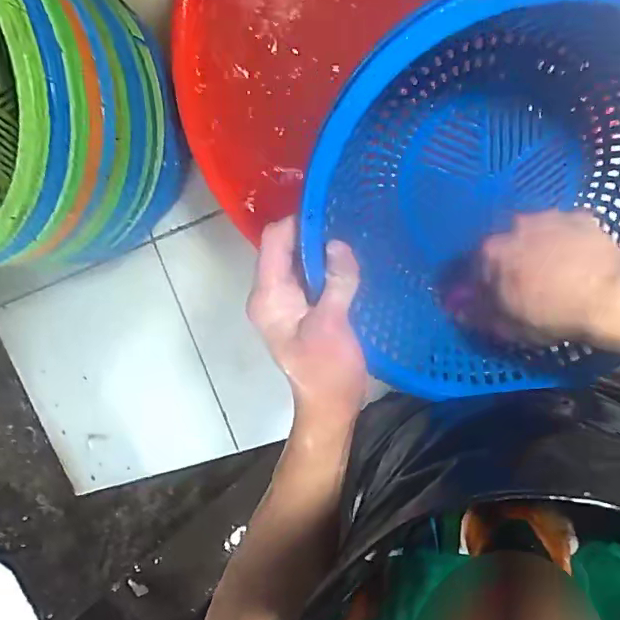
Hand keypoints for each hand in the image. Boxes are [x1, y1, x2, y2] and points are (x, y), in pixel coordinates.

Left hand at [249, 216, 368, 423]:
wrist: (329, 406)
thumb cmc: (327, 370)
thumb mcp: (334, 323)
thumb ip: (337, 281)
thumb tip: (339, 244)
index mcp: (269, 296)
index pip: (274, 241)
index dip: (298, 221)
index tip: (330, 212)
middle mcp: (270, 295)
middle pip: (284, 249)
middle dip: (311, 234)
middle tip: (346, 222)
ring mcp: (284, 304)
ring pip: (298, 263)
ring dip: (320, 251)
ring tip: (350, 240)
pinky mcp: (301, 312)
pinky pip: (308, 279)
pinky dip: (324, 269)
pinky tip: (347, 265)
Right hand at [472, 210, 619, 346]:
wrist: (609, 298)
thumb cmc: (553, 316)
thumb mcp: (510, 327)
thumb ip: (480, 315)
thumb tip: (459, 310)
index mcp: (491, 253)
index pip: (473, 266)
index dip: (481, 283)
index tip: (490, 297)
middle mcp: (515, 225)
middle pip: (505, 244)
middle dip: (510, 261)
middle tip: (524, 284)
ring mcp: (550, 217)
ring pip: (535, 232)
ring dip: (538, 247)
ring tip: (553, 271)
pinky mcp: (581, 217)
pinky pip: (566, 229)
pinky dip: (567, 242)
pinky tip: (577, 261)